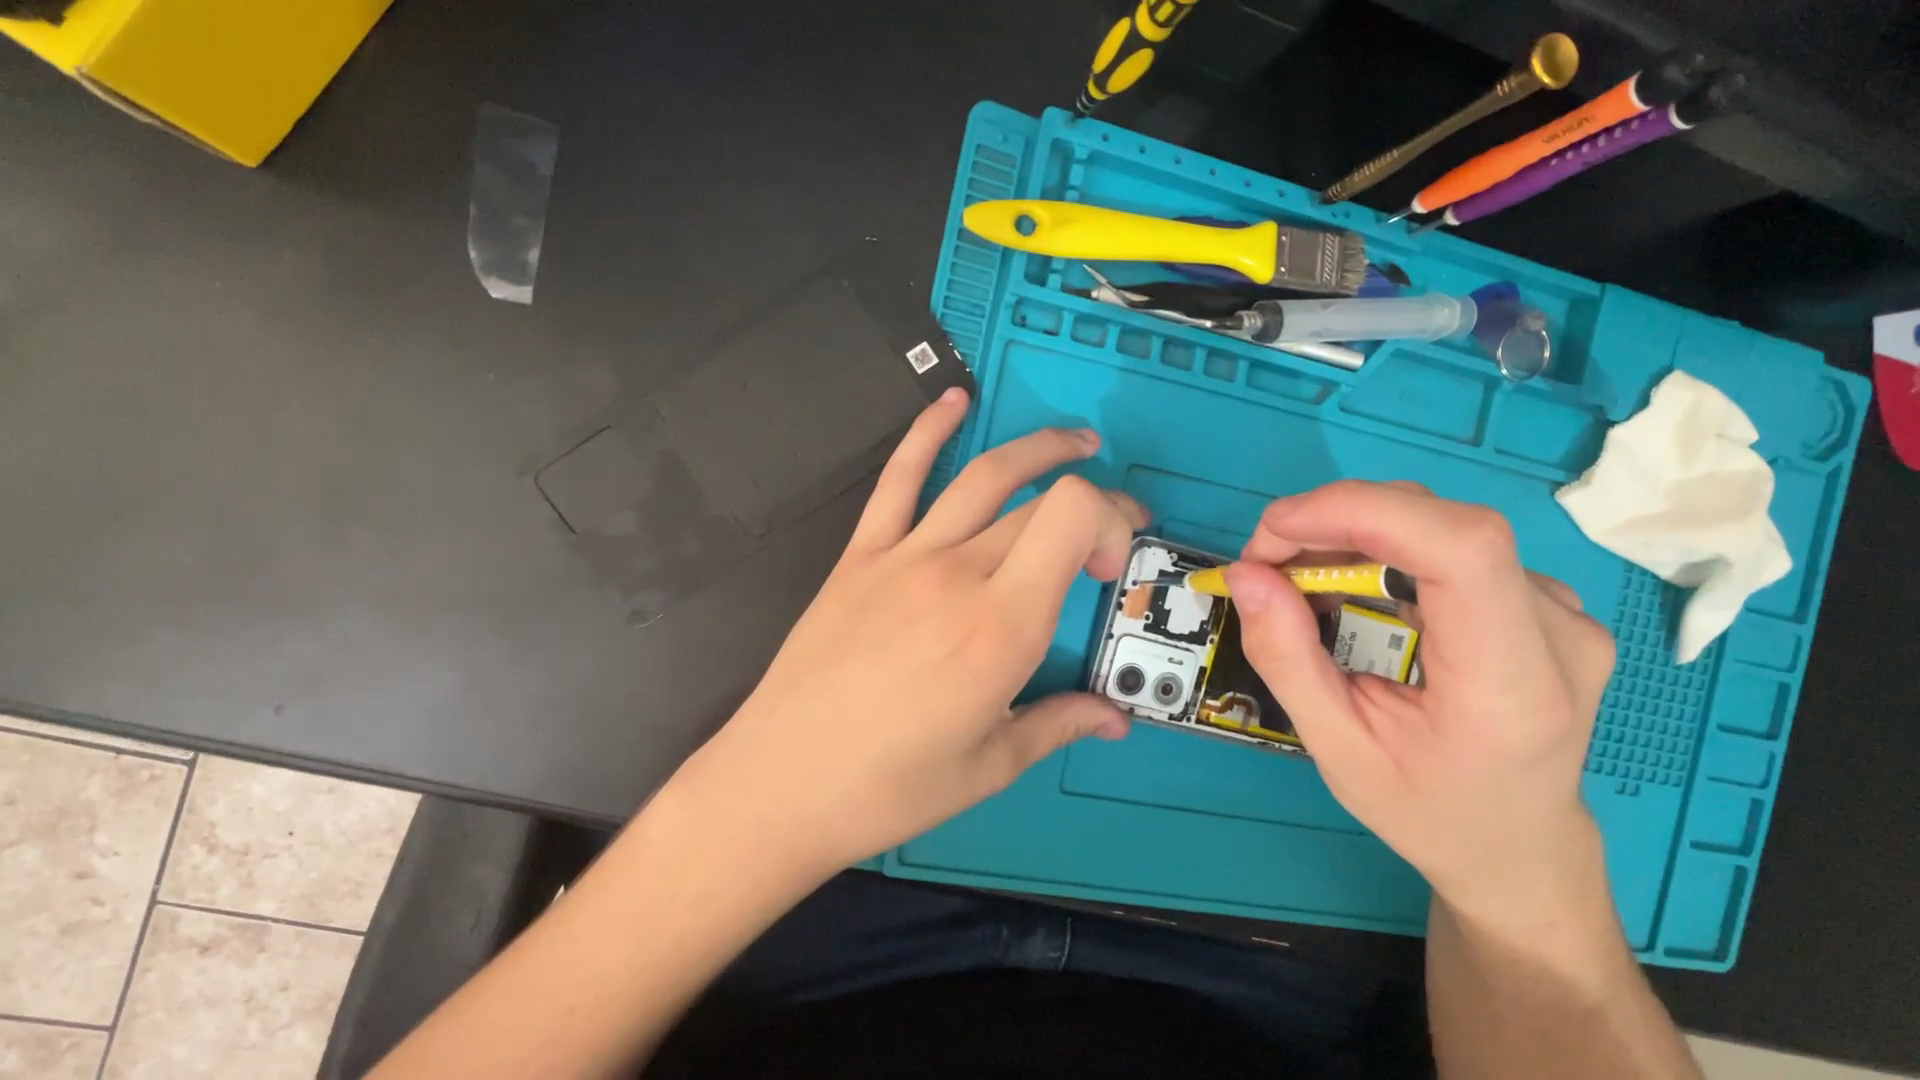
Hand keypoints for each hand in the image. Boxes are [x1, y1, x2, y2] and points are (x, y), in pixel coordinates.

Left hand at [665, 388, 1145, 878]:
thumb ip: (1059, 725)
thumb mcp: (989, 765)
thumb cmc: (889, 788)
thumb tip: (1115, 719)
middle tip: (1110, 534)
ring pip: (983, 476)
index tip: (1111, 569)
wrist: (780, 782)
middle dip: (1094, 505)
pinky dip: (929, 430)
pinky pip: (898, 478)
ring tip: (1077, 441)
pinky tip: (955, 401)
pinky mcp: (859, 556)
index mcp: (1002, 629)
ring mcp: (903, 557)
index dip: (1112, 523)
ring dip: (1038, 448)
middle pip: (1041, 504)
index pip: (1074, 519)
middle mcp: (958, 576)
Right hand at [1222, 481, 1616, 925]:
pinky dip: (1385, 550)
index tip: (1276, 530)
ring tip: (1300, 578)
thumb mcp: (1337, 750)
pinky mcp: (1547, 602)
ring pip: (1444, 528)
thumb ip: (1288, 660)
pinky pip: (1454, 547)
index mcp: (1510, 684)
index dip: (1362, 512)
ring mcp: (1562, 612)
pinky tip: (1351, 590)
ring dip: (1356, 535)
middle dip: (1338, 521)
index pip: (1461, 549)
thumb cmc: (1427, 811)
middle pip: (1445, 526)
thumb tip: (1245, 574)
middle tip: (1268, 559)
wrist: (1519, 846)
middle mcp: (1557, 632)